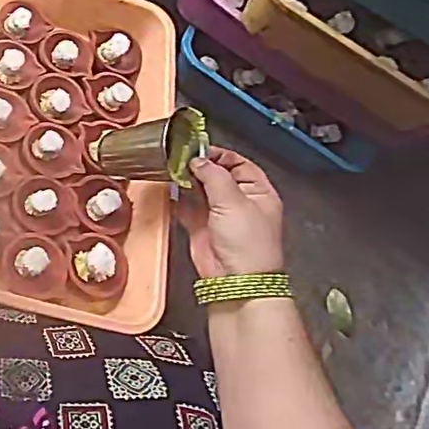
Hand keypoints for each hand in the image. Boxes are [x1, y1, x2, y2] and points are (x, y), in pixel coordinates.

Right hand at [175, 146, 285, 277]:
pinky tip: (170, 190)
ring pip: (200, 189)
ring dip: (187, 181)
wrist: (234, 279)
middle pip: (217, 175)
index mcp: (258, 192)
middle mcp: (239, 200)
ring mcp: (219, 213)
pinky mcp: (201, 226)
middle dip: (200, 167)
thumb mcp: (234, 202)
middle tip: (180, 158)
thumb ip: (214, 176)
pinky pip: (187, 207)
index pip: (239, 164)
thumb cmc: (247, 243)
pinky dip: (178, 199)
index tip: (198, 150)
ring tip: (172, 171)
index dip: (219, 155)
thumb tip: (198, 160)